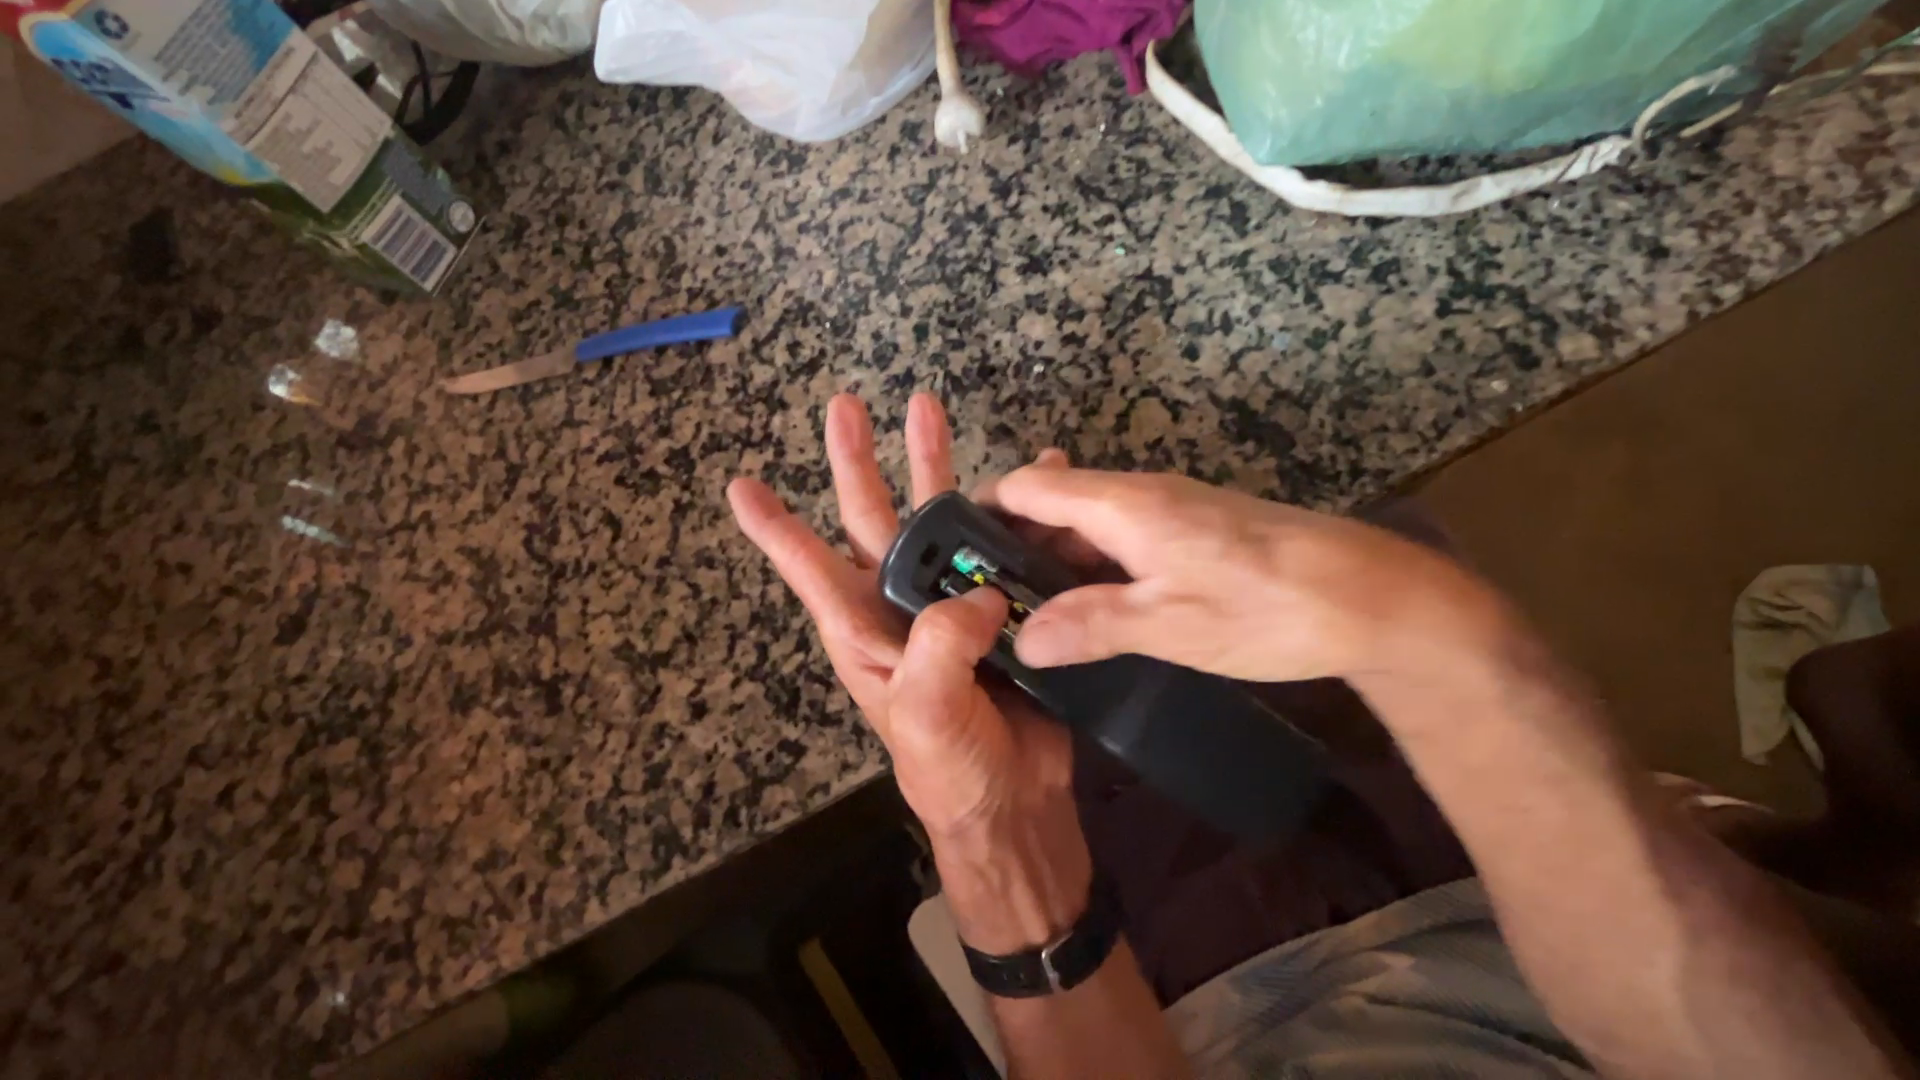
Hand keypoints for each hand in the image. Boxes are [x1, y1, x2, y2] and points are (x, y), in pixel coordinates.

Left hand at [726, 393, 1073, 838]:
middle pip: (875, 522)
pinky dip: (1015, 513)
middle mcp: (900, 607)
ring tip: (930, 407)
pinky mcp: (1000, 609)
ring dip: (934, 467)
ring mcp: (951, 604)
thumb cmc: (952, 768)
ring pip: (939, 523)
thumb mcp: (926, 713)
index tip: (741, 485)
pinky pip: (1003, 551)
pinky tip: (1037, 477)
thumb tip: (978, 594)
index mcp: (863, 631)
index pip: (811, 571)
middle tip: (846, 405)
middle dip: (859, 464)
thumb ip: (939, 647)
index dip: (777, 529)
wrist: (1017, 802)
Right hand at [983, 467, 1514, 685]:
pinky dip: (1098, 568)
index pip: (1029, 488)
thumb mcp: (1169, 625)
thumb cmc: (1265, 607)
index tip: (953, 556)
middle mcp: (1144, 494)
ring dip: (1059, 563)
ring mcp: (1175, 511)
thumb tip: (1024, 640)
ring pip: (1092, 525)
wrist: (1374, 598)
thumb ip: (1090, 625)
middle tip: (987, 602)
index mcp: (1125, 504)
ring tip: (1031, 616)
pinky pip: (1127, 539)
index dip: (983, 513)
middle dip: (1016, 546)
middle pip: (1057, 504)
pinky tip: (1095, 612)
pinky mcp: (1200, 531)